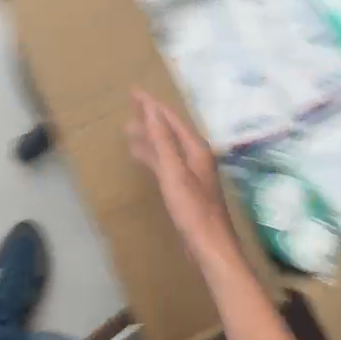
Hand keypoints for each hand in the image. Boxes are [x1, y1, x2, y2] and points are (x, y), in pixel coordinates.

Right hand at [127, 87, 243, 271]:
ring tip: (129, 130)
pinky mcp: (187, 189)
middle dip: (151, 117)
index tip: (134, 91)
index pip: (171, 118)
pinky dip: (153, 155)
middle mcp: (196, 157)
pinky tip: (144, 159)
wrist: (211, 248)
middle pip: (170, 130)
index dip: (152, 104)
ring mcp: (192, 173)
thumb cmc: (193, 210)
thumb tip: (152, 109)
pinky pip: (166, 162)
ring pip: (167, 147)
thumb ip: (163, 140)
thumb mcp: (174, 172)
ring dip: (150, 136)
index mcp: (196, 149)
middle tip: (130, 107)